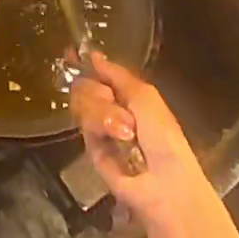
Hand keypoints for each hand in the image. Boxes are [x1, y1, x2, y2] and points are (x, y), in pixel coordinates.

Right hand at [68, 53, 208, 226]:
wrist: (164, 182)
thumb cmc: (164, 136)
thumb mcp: (146, 95)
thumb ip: (116, 74)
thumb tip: (93, 55)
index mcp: (127, 95)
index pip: (99, 73)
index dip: (86, 64)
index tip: (73, 55)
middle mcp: (110, 109)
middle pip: (85, 85)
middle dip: (97, 91)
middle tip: (111, 100)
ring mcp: (99, 129)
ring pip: (82, 102)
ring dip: (103, 111)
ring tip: (124, 129)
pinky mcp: (89, 148)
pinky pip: (84, 125)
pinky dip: (99, 126)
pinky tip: (114, 136)